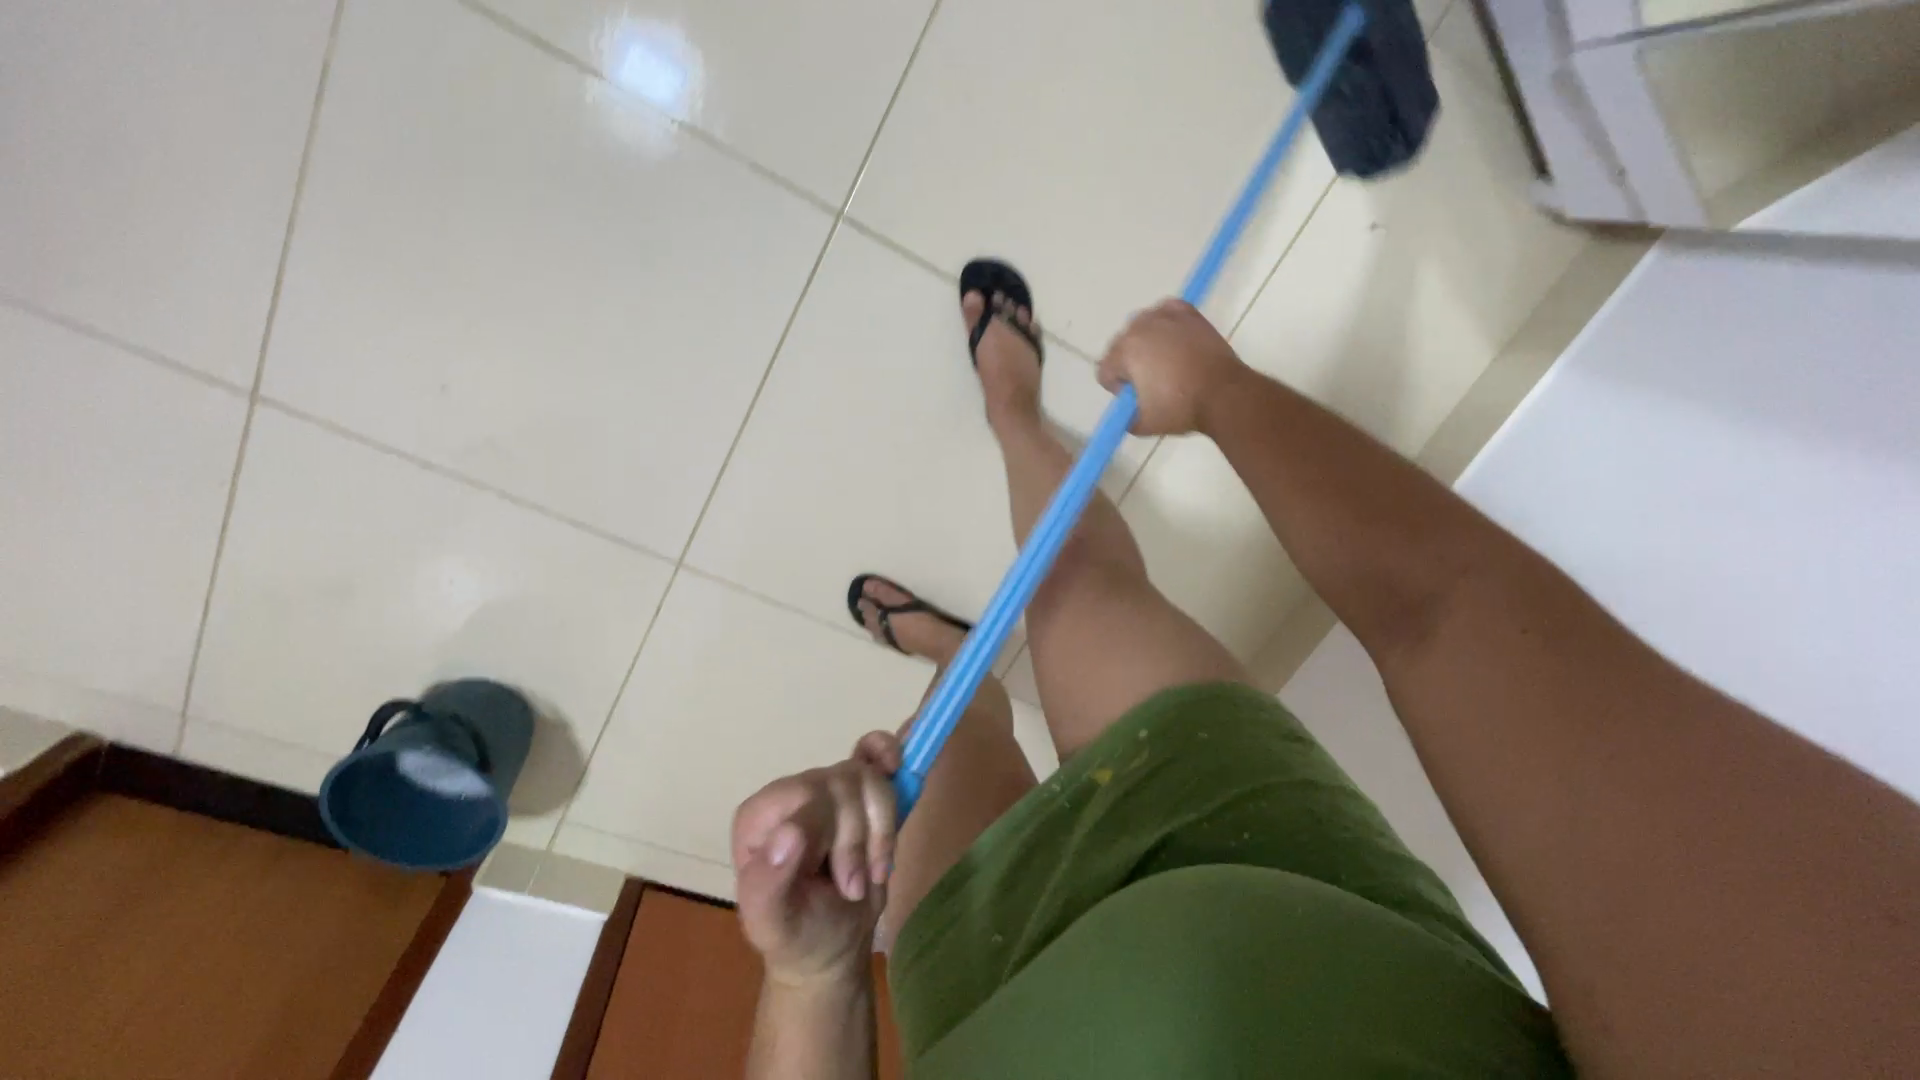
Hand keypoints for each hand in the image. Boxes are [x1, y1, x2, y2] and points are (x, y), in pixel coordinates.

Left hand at [732, 731, 900, 986]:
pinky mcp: (856, 790)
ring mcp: (825, 787)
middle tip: (854, 886)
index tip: (845, 882)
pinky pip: (873, 750)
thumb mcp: (774, 924)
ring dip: (881, 829)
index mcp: (760, 817)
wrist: (830, 945)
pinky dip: (887, 752)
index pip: (808, 794)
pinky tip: (894, 766)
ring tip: (871, 870)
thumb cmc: (796, 935)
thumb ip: (770, 882)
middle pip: (842, 782)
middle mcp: (790, 793)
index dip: (838, 833)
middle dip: (859, 840)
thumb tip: (790, 831)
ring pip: (868, 777)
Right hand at [1097, 299, 1251, 435]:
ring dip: (1146, 342)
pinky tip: (1174, 337)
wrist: (1224, 393)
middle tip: (1151, 382)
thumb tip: (1126, 409)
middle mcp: (1139, 327)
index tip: (1135, 398)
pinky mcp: (1187, 313)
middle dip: (1130, 363)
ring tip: (1165, 361)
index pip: (1105, 370)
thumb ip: (1125, 416)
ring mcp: (1165, 316)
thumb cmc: (1181, 407)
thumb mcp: (1143, 424)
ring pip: (1141, 327)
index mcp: (1125, 352)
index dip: (1117, 388)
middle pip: (1121, 346)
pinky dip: (1166, 323)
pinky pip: (1165, 311)